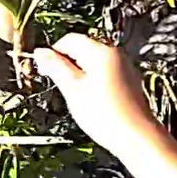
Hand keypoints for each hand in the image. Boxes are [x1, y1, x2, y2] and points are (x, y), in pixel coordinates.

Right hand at [32, 33, 166, 155]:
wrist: (136, 137)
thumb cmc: (104, 113)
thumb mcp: (72, 88)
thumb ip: (55, 67)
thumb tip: (40, 52)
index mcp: (102, 52)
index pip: (70, 39)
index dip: (54, 52)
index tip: (45, 69)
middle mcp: (116, 55)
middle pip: (82, 50)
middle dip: (67, 64)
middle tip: (60, 85)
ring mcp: (124, 68)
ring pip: (92, 63)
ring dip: (79, 75)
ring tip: (76, 96)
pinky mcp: (128, 83)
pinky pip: (104, 74)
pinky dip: (93, 83)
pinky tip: (92, 101)